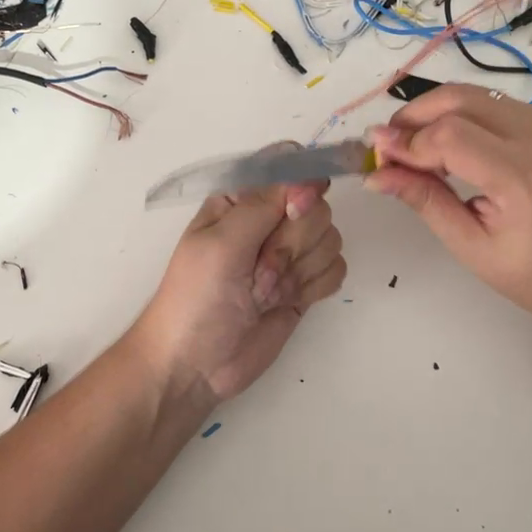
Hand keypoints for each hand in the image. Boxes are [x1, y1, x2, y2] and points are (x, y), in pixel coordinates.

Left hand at [130, 174, 345, 404]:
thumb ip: (264, 204)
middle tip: (258, 271)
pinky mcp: (303, 284)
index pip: (288, 167)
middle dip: (292, 243)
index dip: (300, 186)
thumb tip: (309, 175)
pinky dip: (315, 286)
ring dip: (299, 270)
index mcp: (239, 199)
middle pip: (316, 206)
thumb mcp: (222, 242)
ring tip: (262, 294)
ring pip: (329, 238)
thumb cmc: (196, 297)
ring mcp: (287, 252)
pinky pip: (335, 269)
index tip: (292, 211)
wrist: (196, 364)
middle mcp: (267, 219)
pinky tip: (286, 302)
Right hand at [365, 84, 531, 331]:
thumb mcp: (471, 247)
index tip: (377, 159)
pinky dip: (462, 116)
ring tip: (417, 150)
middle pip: (459, 99)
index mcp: (524, 179)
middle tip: (390, 148)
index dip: (406, 142)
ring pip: (474, 95)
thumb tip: (376, 172)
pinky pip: (495, 104)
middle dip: (414, 117)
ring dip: (435, 114)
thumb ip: (423, 200)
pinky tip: (452, 149)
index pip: (449, 135)